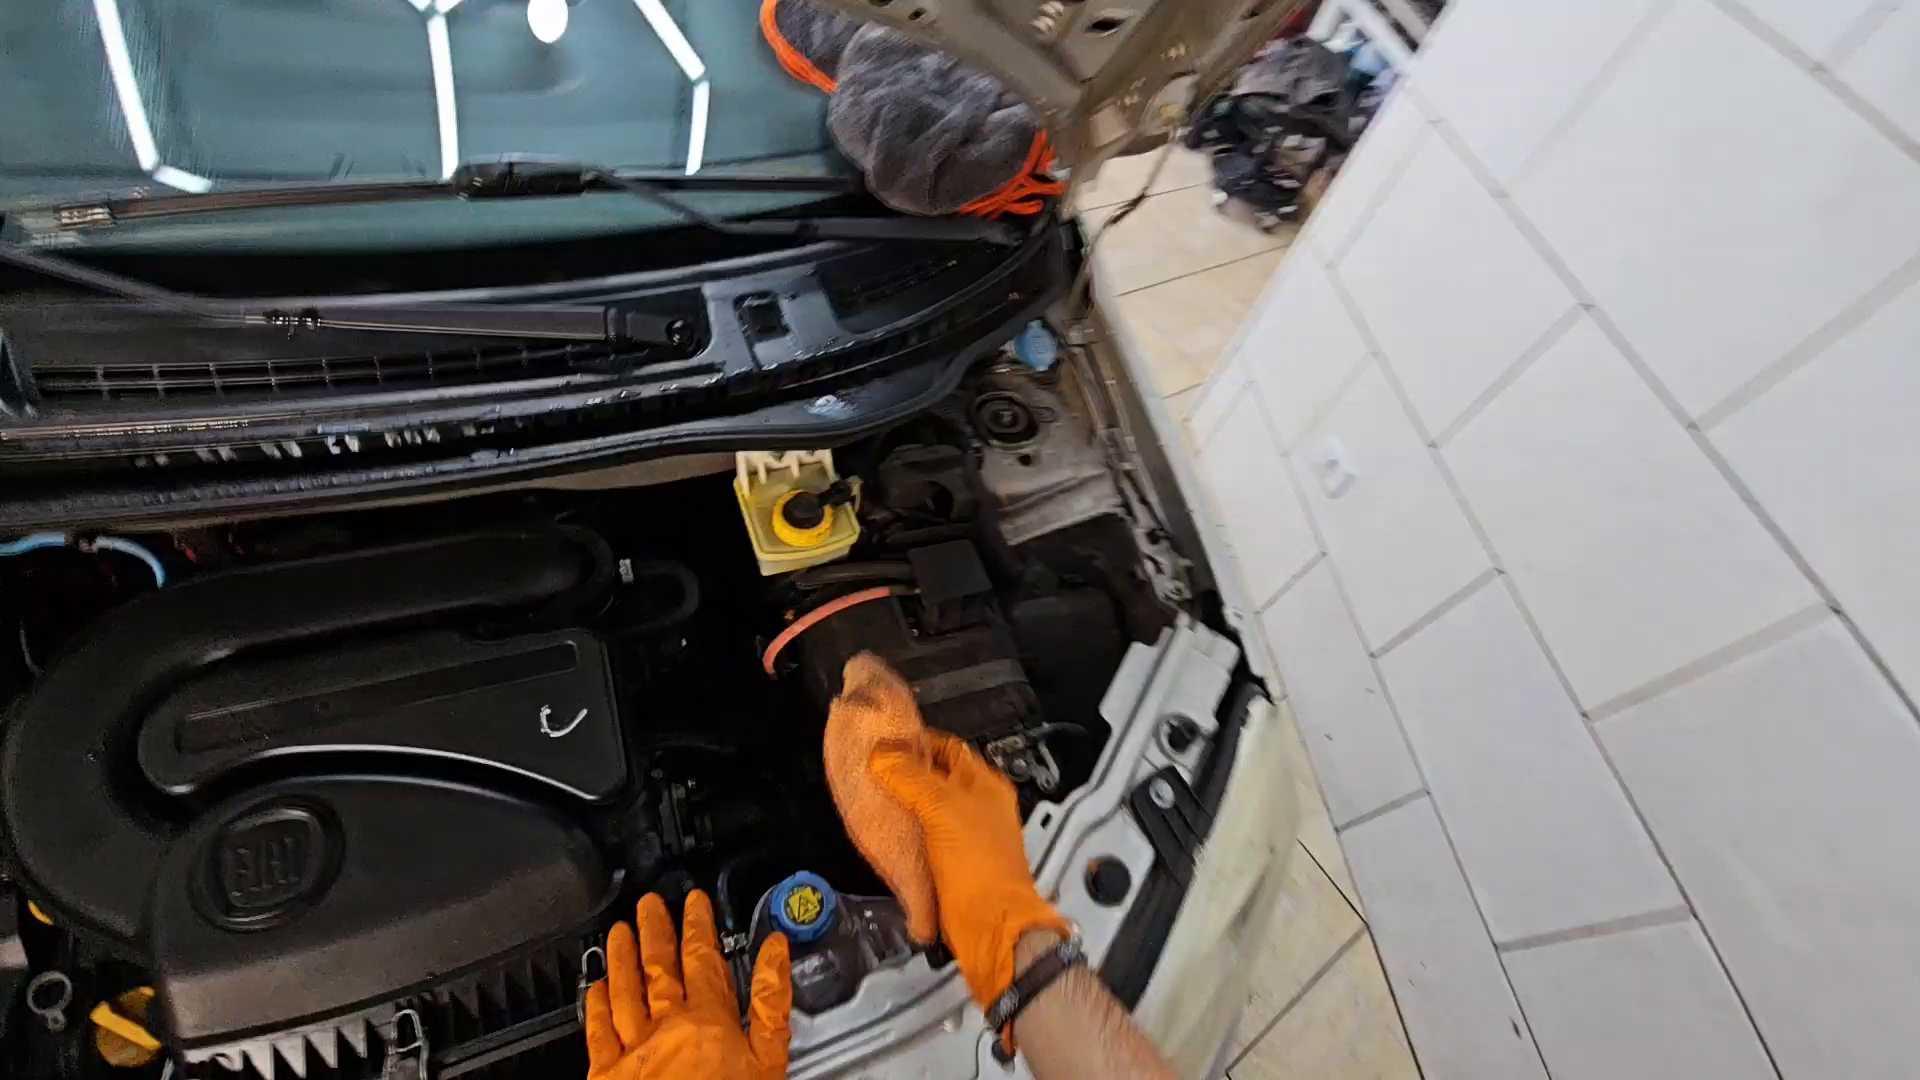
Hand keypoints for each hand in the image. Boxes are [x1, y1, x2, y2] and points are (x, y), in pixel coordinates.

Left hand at [585, 891, 791, 1079]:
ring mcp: (632, 1052)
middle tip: (649, 902)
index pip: (701, 955)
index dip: (697, 923)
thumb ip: (772, 1001)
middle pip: (657, 965)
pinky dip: (595, 1007)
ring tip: (620, 930)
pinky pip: (598, 1034)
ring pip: (623, 991)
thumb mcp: (770, 1060)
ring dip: (622, 957)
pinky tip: (595, 988)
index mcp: (707, 1018)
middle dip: (655, 929)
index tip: (693, 900)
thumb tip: (776, 948)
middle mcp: (665, 1025)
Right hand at [871, 732, 1070, 1008]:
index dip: (919, 742)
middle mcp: (980, 808)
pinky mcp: (954, 865)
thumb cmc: (978, 864)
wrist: (989, 928)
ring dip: (905, 805)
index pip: (949, 748)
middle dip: (907, 774)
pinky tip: (888, 835)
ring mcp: (967, 837)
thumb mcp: (940, 807)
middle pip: (938, 779)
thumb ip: (909, 776)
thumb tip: (882, 753)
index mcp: (985, 785)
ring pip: (930, 809)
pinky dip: (908, 834)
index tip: (887, 743)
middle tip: (875, 771)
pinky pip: (926, 839)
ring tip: (876, 799)